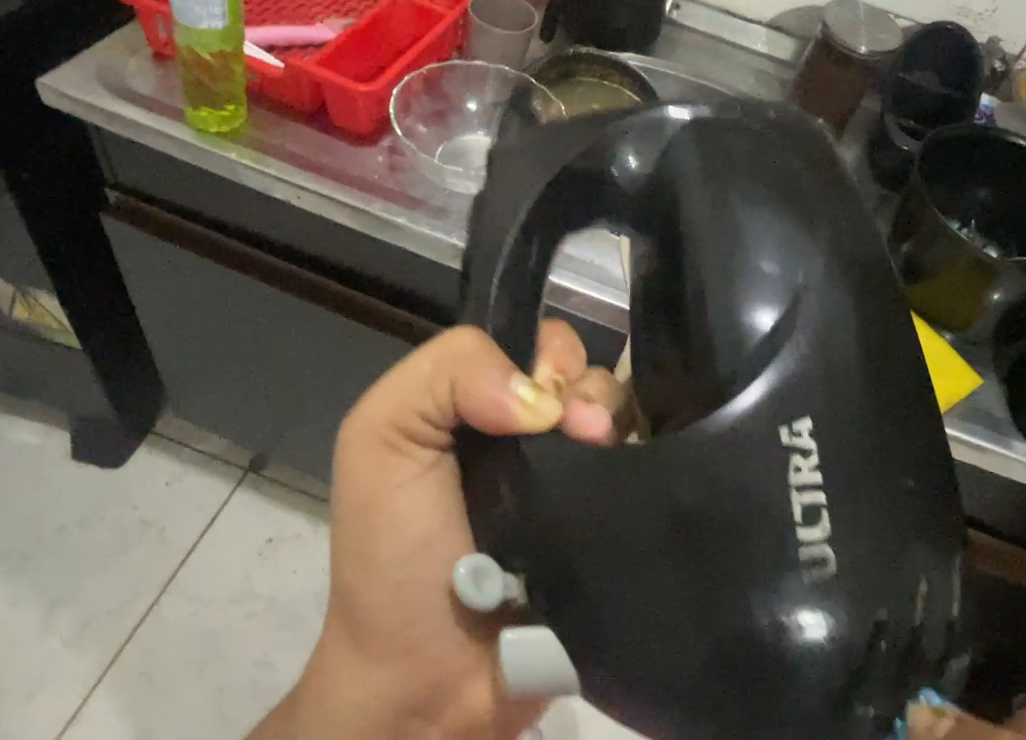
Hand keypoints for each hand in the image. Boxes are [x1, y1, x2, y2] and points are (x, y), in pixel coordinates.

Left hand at [251, 323, 624, 739]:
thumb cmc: (395, 554)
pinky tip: (631, 470)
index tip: (548, 389)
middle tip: (584, 429)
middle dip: (589, 386)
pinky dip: (643, 457)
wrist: (430, 682)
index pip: (529, 343)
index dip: (546, 352)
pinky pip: (643, 468)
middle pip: (581, 373)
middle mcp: (527, 433)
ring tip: (602, 451)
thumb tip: (543, 392)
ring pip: (619, 412)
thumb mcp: (382, 437)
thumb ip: (446, 374)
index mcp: (474, 405)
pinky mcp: (609, 524)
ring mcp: (572, 479)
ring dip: (618, 418)